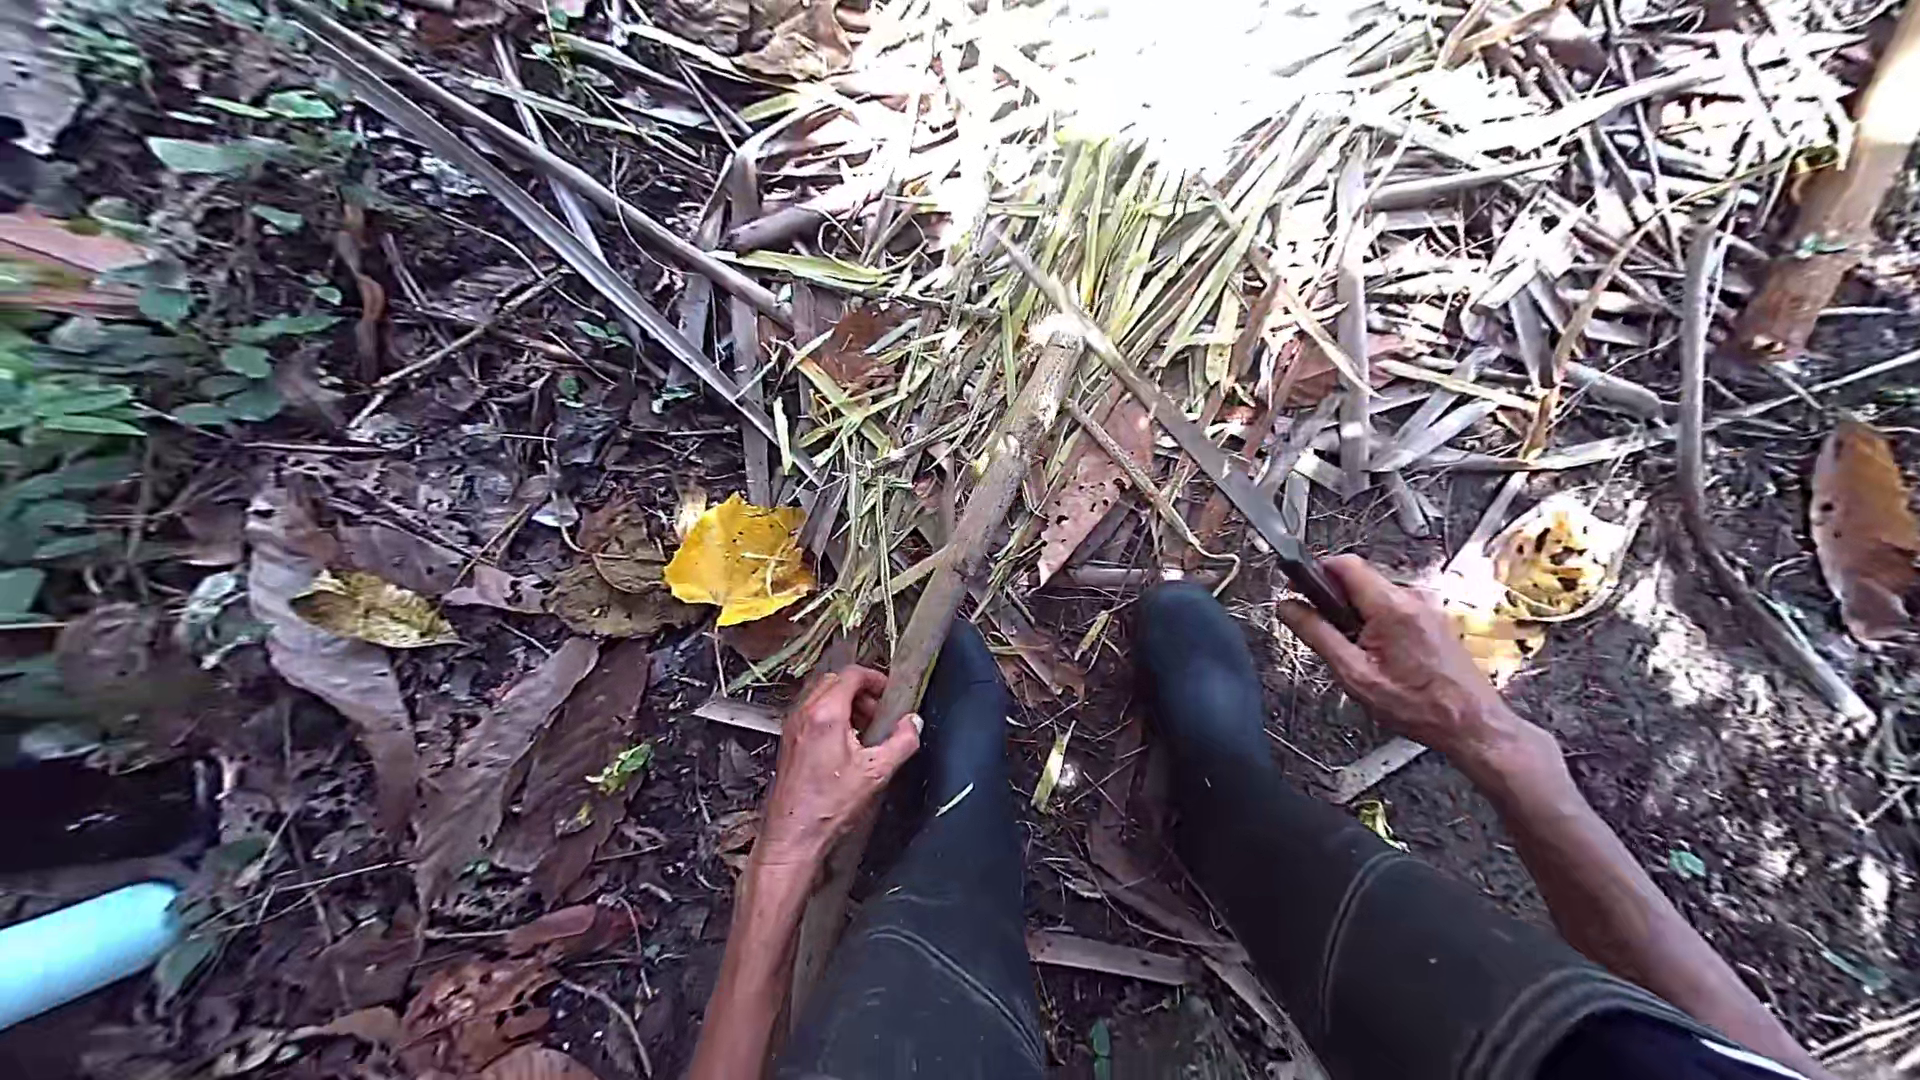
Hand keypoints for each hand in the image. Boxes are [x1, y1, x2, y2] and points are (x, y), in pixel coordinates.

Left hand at [756, 665, 920, 872]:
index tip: (888, 693)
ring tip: (865, 727)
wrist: (793, 836)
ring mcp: (794, 727)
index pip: (852, 674)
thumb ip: (902, 742)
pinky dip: (831, 715)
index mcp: (826, 714)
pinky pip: (812, 712)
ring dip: (846, 702)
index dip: (875, 678)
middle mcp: (805, 714)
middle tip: (878, 711)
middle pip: (836, 680)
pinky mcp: (789, 741)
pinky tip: (846, 743)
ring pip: (822, 695)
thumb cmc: (826, 807)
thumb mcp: (876, 772)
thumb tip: (913, 724)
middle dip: (861, 691)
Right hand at [1277, 555, 1550, 772]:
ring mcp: (1426, 608)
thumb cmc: (1418, 706)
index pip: (1344, 563)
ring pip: (1372, 594)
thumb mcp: (1353, 673)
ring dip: (1352, 613)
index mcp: (1391, 607)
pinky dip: (1373, 621)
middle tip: (1324, 632)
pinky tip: (1376, 653)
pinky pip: (1390, 607)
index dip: (1315, 571)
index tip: (1299, 590)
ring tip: (1353, 650)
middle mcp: (1413, 599)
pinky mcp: (1431, 620)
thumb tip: (1287, 607)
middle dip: (1332, 599)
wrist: (1472, 726)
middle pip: (1356, 578)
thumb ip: (1315, 633)